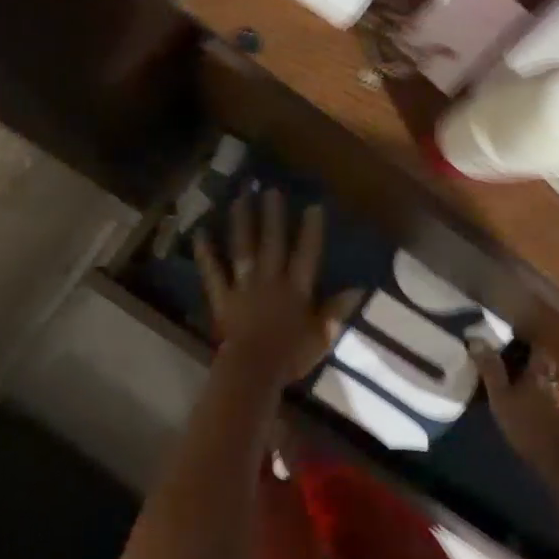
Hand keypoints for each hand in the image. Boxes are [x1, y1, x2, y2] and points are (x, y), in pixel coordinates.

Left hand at [195, 190, 356, 391]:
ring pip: (244, 248)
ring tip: (240, 198)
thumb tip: (358, 288)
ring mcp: (245, 286)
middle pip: (272, 242)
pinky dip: (206, 252)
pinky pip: (213, 271)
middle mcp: (271, 280)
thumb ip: (337, 310)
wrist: (254, 370)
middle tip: (270, 189)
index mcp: (297, 289)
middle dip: (272, 215)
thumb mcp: (322, 335)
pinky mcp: (223, 296)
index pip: (307, 254)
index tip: (312, 205)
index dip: (311, 229)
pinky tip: (200, 232)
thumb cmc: (292, 356)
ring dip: (242, 222)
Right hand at [471, 345, 558, 459]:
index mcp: (545, 360)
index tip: (507, 352)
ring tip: (544, 388)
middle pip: (552, 352)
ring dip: (557, 374)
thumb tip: (476, 340)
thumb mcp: (501, 399)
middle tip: (523, 371)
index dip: (517, 343)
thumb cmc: (530, 429)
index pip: (531, 338)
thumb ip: (490, 368)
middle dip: (537, 358)